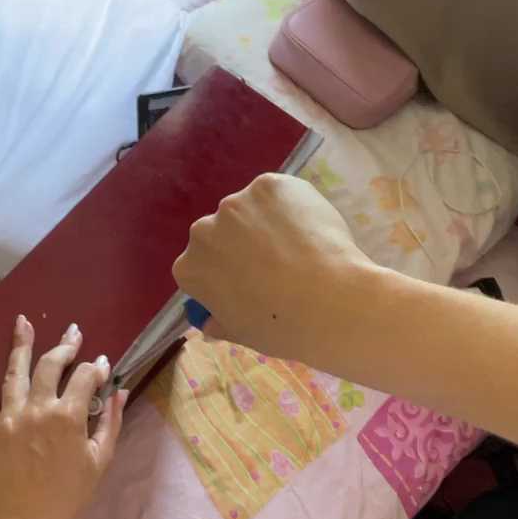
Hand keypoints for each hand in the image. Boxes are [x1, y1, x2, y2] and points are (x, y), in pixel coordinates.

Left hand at [0, 316, 124, 518]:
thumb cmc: (71, 496)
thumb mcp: (101, 460)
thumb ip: (111, 422)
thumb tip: (120, 391)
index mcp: (68, 416)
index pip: (84, 378)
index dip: (95, 368)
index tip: (102, 366)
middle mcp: (37, 409)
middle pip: (50, 366)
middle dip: (64, 347)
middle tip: (73, 334)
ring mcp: (10, 416)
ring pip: (15, 371)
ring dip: (21, 344)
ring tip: (24, 322)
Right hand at [173, 173, 377, 362]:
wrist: (328, 302)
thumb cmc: (280, 327)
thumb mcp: (238, 334)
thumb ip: (219, 322)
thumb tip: (211, 321)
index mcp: (189, 268)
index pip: (199, 264)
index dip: (223, 272)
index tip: (246, 282)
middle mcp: (203, 230)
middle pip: (221, 233)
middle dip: (241, 244)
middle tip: (275, 264)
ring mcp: (235, 203)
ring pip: (250, 210)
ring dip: (266, 222)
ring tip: (298, 246)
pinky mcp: (268, 184)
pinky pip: (278, 194)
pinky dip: (292, 206)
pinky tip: (309, 229)